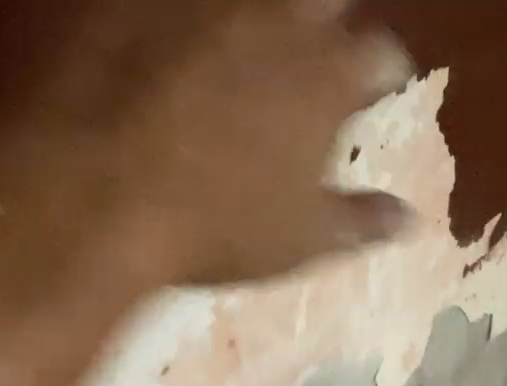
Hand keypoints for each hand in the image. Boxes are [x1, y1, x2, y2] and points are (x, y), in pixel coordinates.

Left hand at [0, 0, 417, 338]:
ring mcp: (203, 3)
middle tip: (312, 58)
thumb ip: (360, 222)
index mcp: (327, 76)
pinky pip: (172, 4)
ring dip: (259, 19)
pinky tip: (175, 45)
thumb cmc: (217, 228)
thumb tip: (409, 221)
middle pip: (322, 1)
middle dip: (325, 26)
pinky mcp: (135, 5)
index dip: (382, 73)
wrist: (97, 195)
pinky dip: (185, 21)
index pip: (380, 56)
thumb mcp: (302, 241)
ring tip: (247, 48)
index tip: (375, 91)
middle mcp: (274, 20)